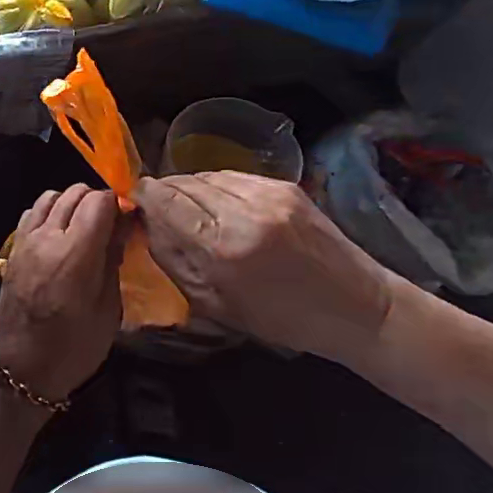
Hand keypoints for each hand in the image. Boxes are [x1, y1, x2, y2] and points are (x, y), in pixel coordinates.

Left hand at [0, 184, 123, 400]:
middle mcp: (47, 236)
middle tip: (111, 223)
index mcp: (75, 252)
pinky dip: (49, 212)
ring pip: (51, 196)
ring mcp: (25, 239)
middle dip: (96, 200)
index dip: (118, 203)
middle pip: (74, 192)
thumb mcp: (107, 308)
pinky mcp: (13, 247)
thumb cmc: (73, 346)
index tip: (129, 218)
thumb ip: (113, 259)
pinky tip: (60, 234)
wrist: (20, 367)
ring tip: (86, 226)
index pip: (98, 200)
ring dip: (71, 203)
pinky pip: (32, 213)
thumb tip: (124, 224)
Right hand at [134, 172, 402, 363]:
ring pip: (206, 174)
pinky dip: (218, 187)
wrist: (359, 308)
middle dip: (166, 192)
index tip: (133, 199)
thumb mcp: (212, 302)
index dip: (143, 194)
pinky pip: (232, 176)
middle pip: (183, 181)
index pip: (165, 199)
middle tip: (160, 210)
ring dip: (191, 188)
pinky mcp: (286, 186)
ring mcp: (269, 193)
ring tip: (195, 211)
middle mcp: (245, 211)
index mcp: (224, 247)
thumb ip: (172, 257)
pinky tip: (223, 206)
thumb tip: (146, 222)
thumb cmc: (280, 318)